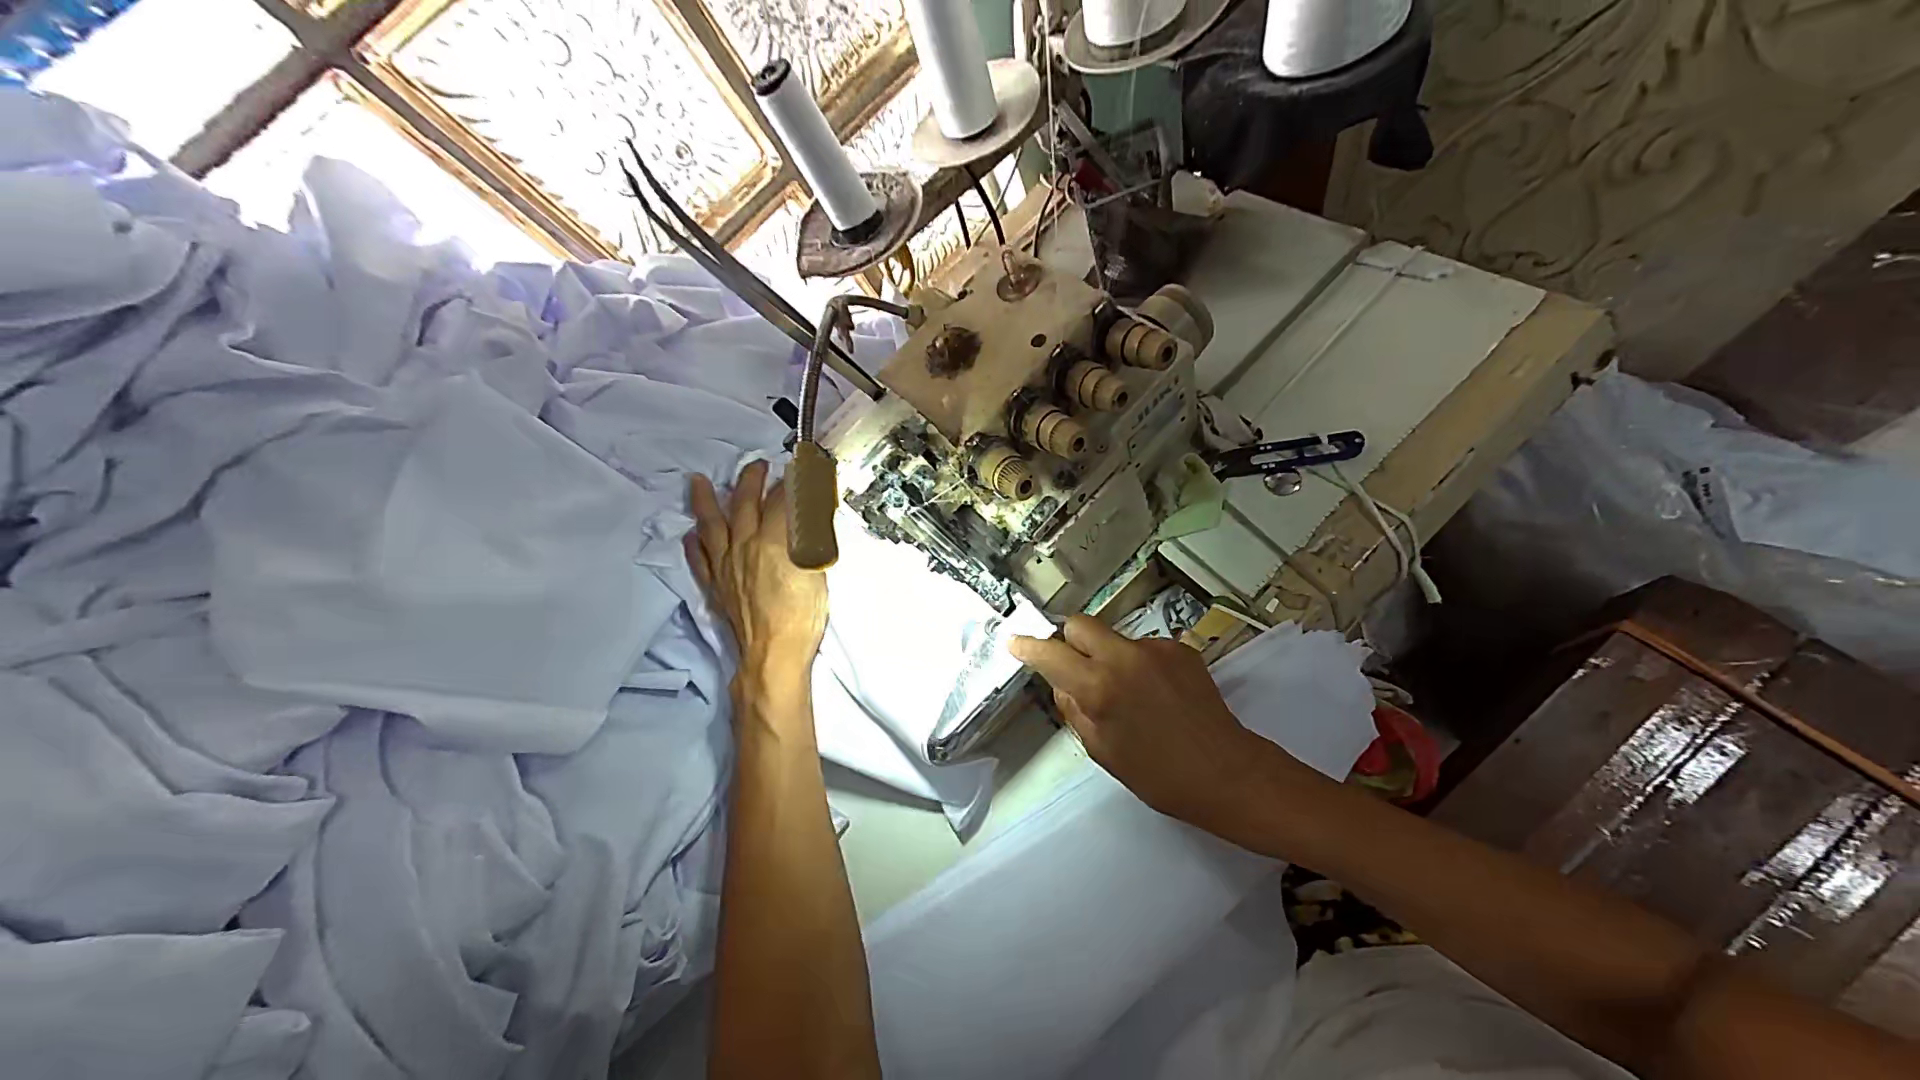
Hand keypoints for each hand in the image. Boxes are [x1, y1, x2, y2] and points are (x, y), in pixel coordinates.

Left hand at [686, 460, 828, 684]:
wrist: (773, 653)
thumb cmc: (801, 616)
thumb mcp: (817, 569)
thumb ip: (811, 536)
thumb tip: (809, 512)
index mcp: (774, 540)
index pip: (783, 500)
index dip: (793, 482)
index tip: (799, 470)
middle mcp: (745, 546)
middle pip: (745, 503)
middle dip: (752, 480)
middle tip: (757, 466)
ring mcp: (726, 565)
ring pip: (713, 524)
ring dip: (706, 501)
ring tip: (698, 482)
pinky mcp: (717, 586)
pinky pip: (700, 559)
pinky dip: (694, 544)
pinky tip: (690, 534)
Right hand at [1009, 616, 1299, 832]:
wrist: (1227, 773)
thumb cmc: (1158, 774)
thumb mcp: (1101, 750)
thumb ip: (1073, 709)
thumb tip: (1062, 682)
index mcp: (1100, 687)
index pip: (1051, 654)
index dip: (1029, 647)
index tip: (1017, 643)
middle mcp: (1125, 657)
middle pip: (1080, 624)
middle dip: (1069, 641)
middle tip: (1074, 668)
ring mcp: (1157, 649)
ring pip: (1113, 637)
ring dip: (1107, 656)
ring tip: (1129, 695)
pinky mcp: (1181, 649)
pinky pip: (1143, 648)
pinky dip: (1138, 664)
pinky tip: (1155, 694)